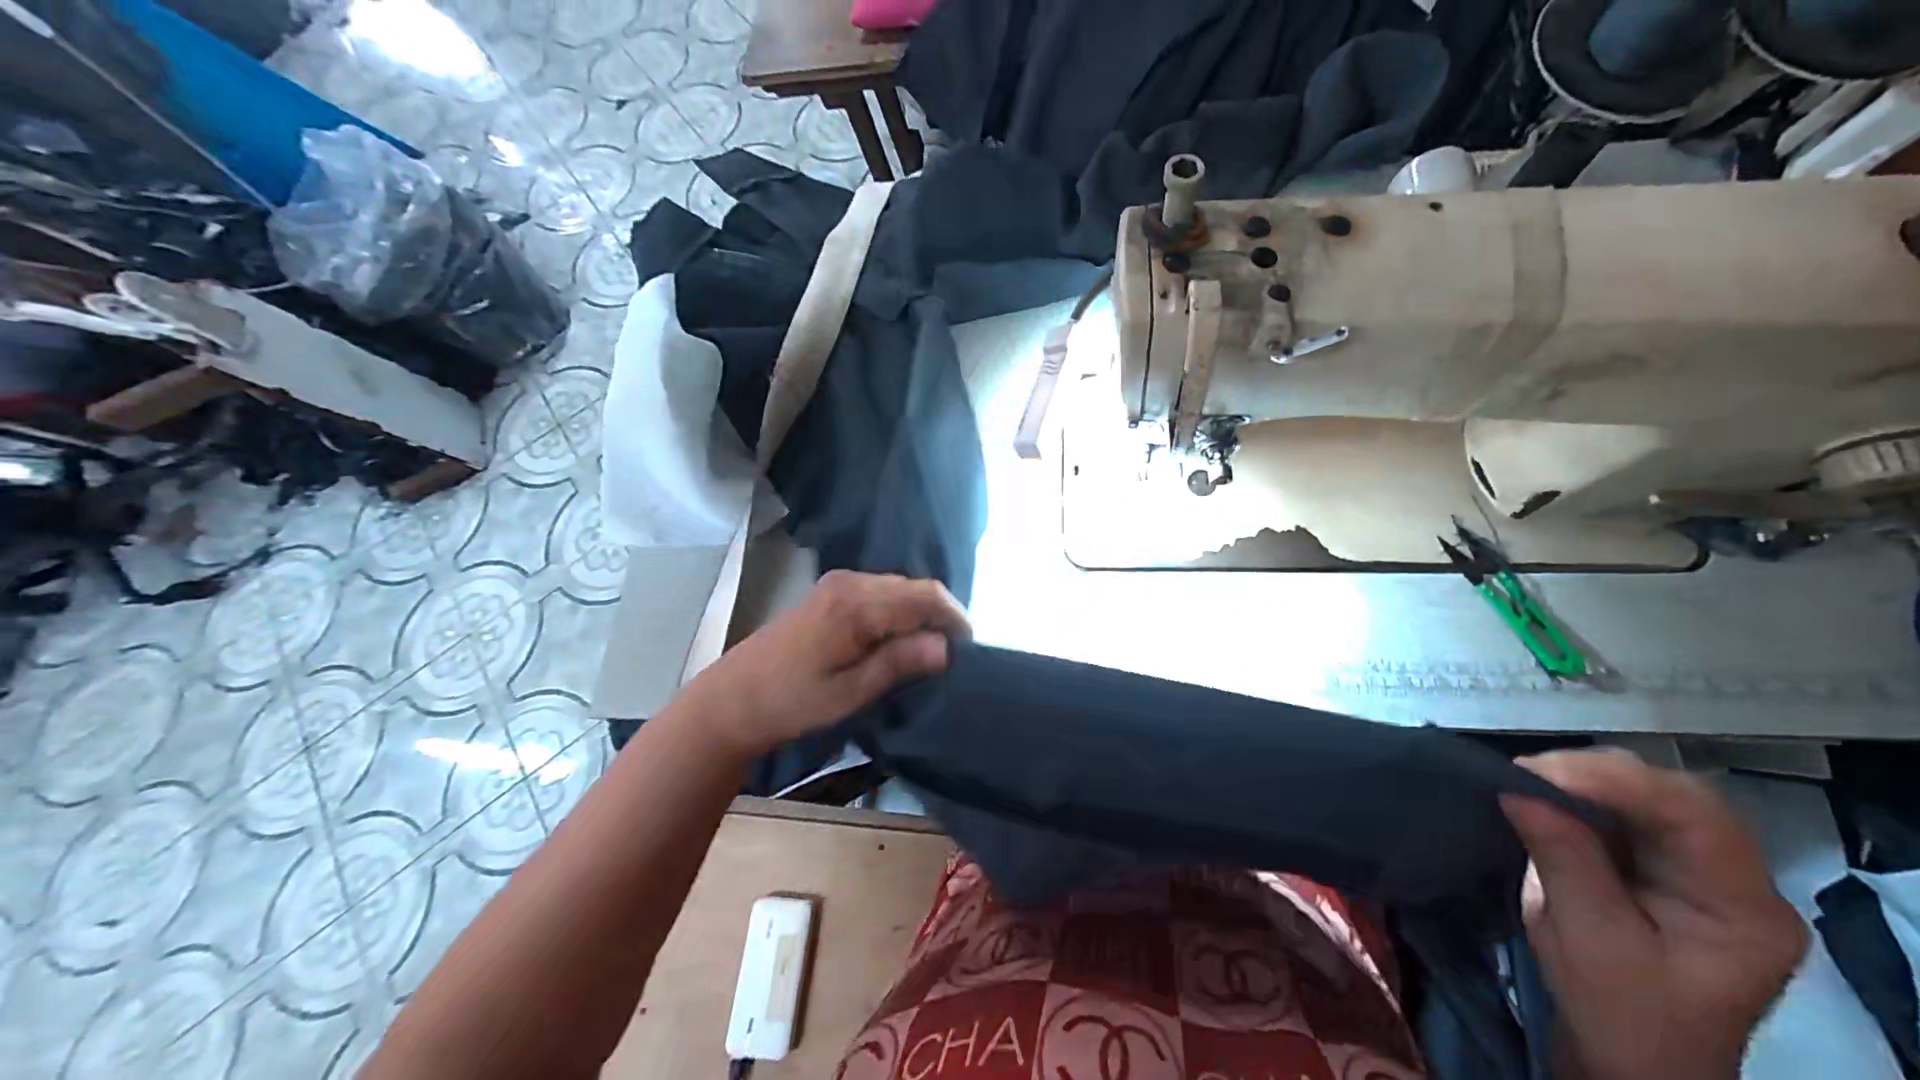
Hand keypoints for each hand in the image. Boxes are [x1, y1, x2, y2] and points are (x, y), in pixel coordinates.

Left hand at [668, 570, 969, 758]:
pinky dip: (899, 612)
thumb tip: (947, 647)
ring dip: (921, 614)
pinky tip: (899, 641)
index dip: (956, 619)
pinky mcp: (830, 592)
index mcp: (857, 605)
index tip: (969, 652)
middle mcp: (851, 582)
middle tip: (953, 657)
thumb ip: (899, 663)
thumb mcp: (849, 692)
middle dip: (941, 617)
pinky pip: (880, 593)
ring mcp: (838, 584)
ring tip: (931, 653)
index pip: (926, 596)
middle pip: (916, 587)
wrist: (732, 698)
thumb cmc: (791, 702)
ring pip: (899, 588)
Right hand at [1501, 749, 1806, 1079]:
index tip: (1538, 771)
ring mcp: (1705, 871)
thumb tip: (1517, 788)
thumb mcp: (1587, 940)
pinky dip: (1583, 795)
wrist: (1630, 1060)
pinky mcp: (1666, 865)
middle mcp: (1739, 880)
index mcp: (1745, 909)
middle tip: (1526, 771)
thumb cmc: (1619, 1013)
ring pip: (1653, 795)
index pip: (1694, 818)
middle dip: (1598, 774)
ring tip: (1529, 779)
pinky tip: (1547, 793)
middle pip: (1679, 797)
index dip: (1616, 782)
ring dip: (1587, 779)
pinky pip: (1630, 812)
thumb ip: (1562, 859)